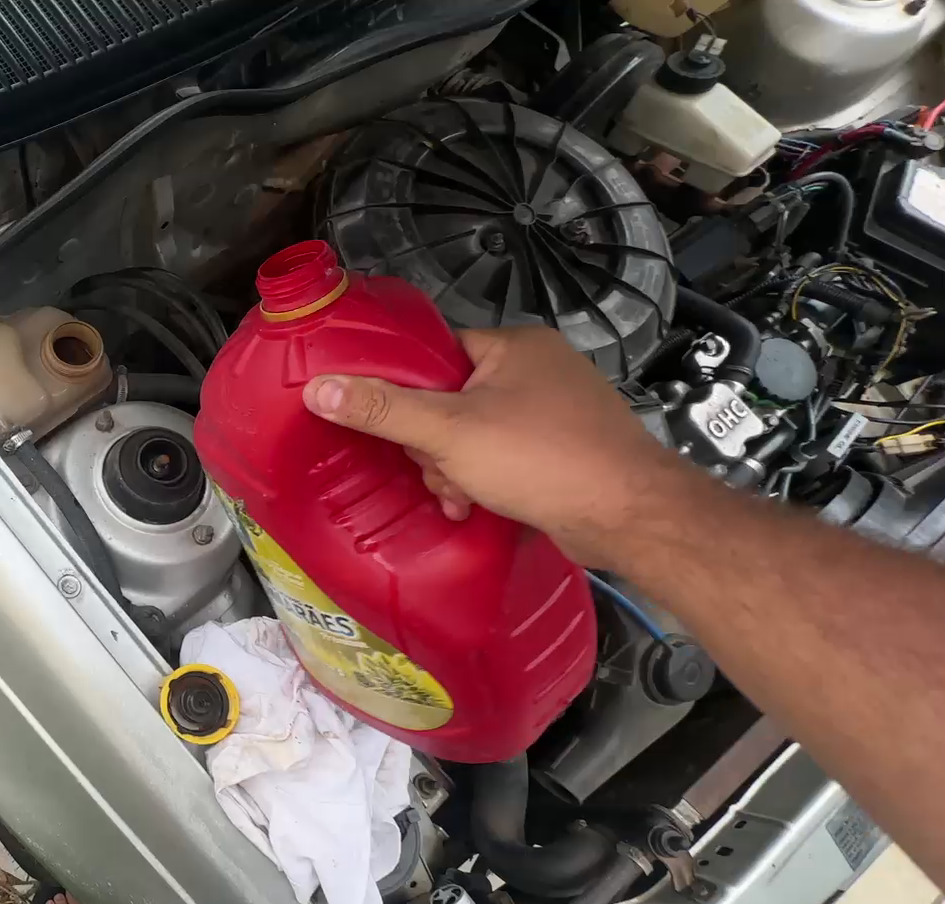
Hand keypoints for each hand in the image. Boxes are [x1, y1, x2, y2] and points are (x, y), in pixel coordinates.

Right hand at [301, 325, 694, 564]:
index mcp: (513, 346)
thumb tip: (318, 388)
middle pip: (444, 400)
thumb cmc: (542, 459)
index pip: (433, 355)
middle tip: (436, 466)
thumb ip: (381, 409)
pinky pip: (494, 454)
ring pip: (466, 433)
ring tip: (461, 492)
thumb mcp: (446, 431)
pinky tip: (474, 503)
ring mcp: (551, 408)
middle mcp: (535, 369)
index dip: (404, 391)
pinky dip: (478, 479)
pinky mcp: (558, 446)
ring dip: (450, 468)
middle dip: (430, 444)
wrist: (627, 516)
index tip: (393, 425)